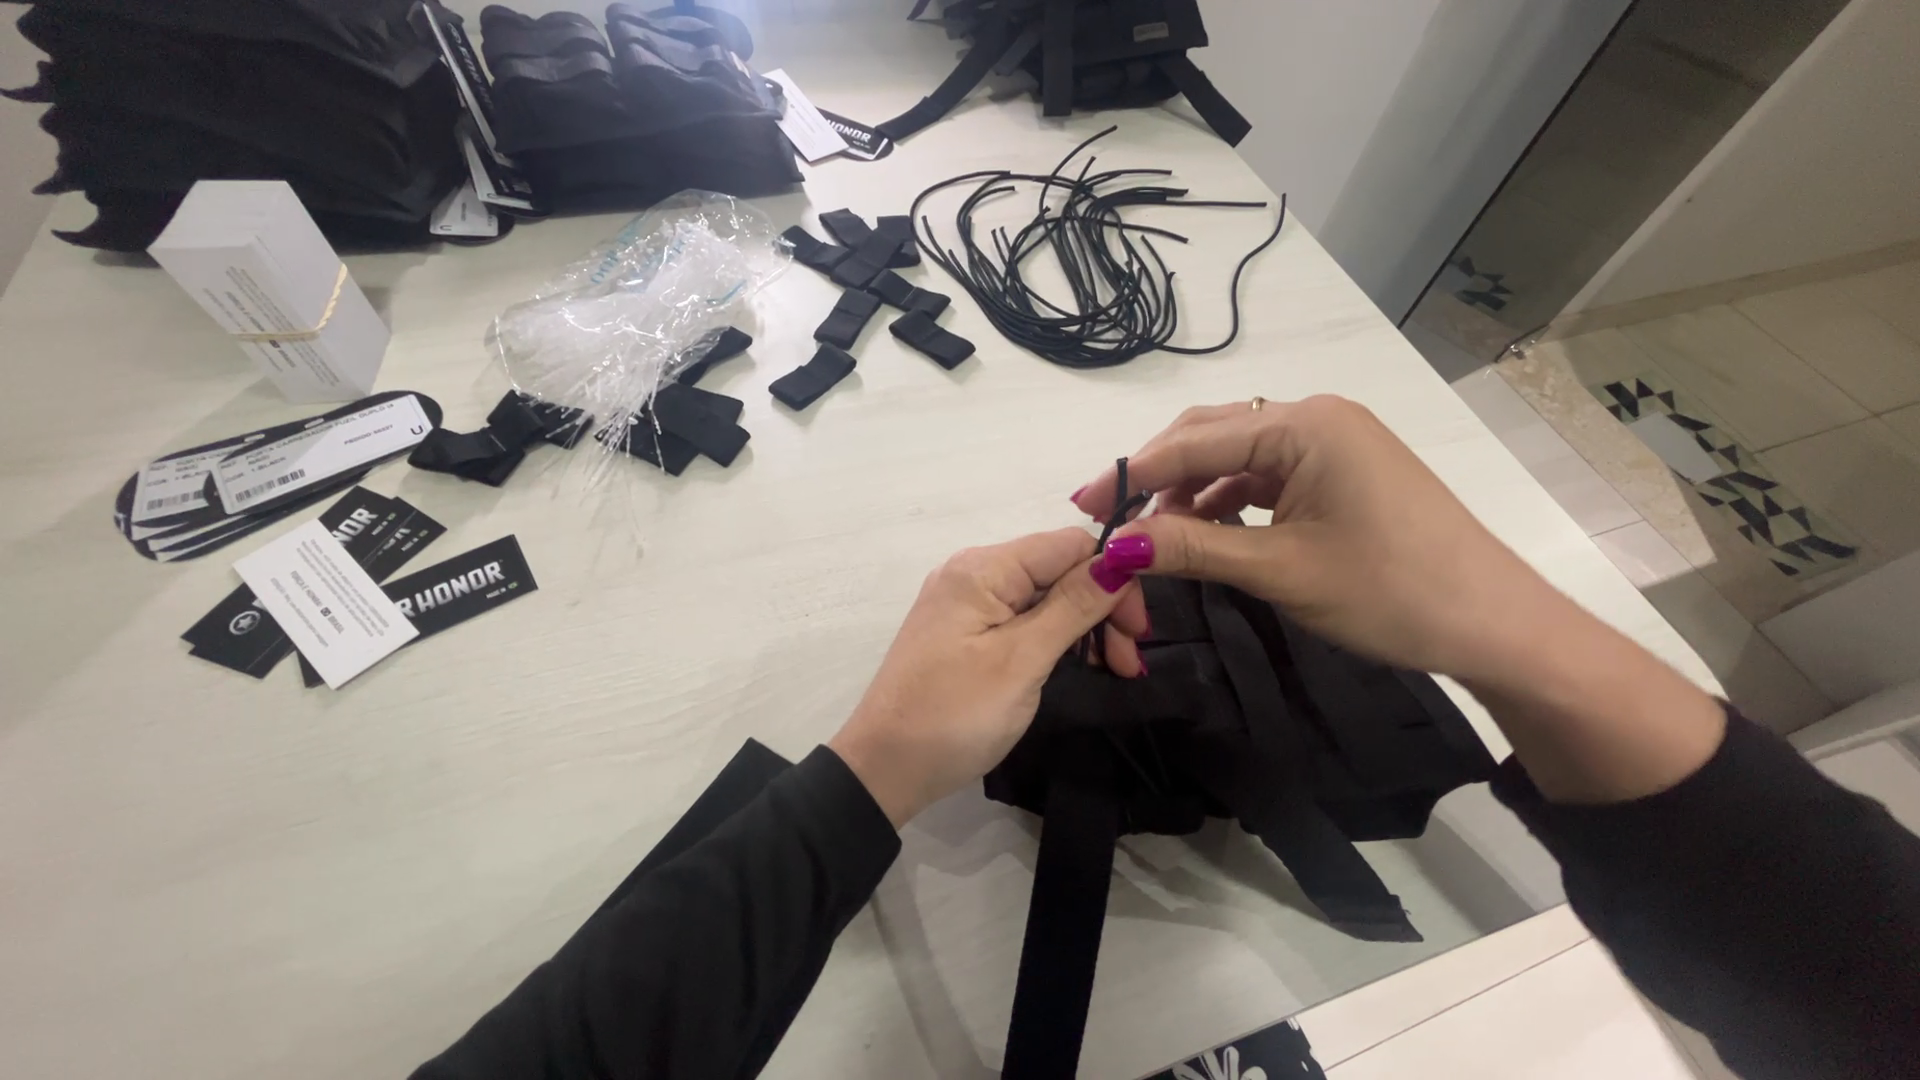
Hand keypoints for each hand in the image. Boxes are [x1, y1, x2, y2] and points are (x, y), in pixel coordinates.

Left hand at [829, 529, 1147, 826]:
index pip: (1069, 545)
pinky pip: (1021, 619)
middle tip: (1128, 665)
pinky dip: (1054, 639)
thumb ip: (1073, 606)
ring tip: (1111, 671)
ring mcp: (965, 603)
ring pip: (1044, 597)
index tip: (1138, 632)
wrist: (884, 769)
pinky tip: (1076, 666)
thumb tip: (1122, 557)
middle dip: (1101, 608)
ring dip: (1083, 628)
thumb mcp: (1021, 661)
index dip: (1114, 577)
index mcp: (983, 568)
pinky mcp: (964, 632)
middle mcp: (972, 572)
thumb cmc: (954, 715)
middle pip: (1058, 570)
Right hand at [1070, 396, 1561, 682]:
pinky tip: (1205, 532)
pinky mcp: (1339, 472)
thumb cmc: (1389, 591)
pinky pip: (1264, 476)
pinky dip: (1227, 502)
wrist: (1494, 626)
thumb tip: (1113, 546)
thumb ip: (1191, 548)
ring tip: (1155, 536)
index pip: (1194, 440)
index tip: (1081, 507)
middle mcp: (1316, 417)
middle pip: (1212, 436)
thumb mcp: (1278, 569)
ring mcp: (1331, 443)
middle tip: (1109, 519)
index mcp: (1305, 424)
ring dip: (1191, 492)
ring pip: (1236, 456)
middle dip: (1157, 476)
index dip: (1132, 473)